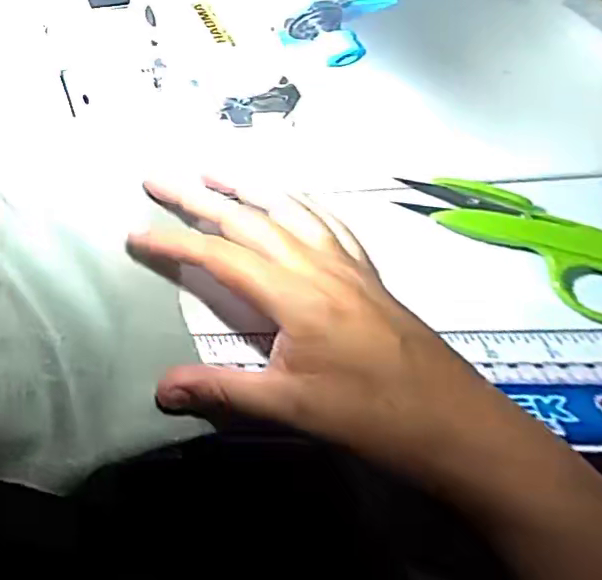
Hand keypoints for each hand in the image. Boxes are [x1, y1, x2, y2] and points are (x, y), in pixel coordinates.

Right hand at [129, 176, 520, 483]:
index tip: (134, 235)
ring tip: (212, 171)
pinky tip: (288, 198)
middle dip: (195, 196)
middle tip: (157, 178)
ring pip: (287, 208)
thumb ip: (223, 391)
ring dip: (245, 186)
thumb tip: (161, 390)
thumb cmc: (376, 419)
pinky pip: (327, 221)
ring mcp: (346, 264)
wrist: (466, 430)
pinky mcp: (368, 271)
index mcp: (294, 294)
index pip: (218, 256)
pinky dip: (298, 201)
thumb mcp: (293, 408)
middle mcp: (316, 266)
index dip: (171, 244)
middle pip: (245, 218)